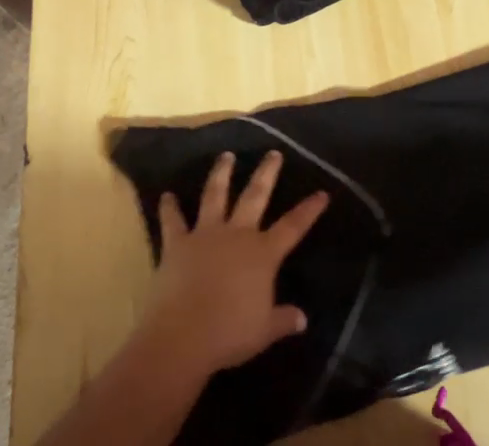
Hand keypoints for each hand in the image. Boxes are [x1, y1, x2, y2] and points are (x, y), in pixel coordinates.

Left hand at [135, 150, 329, 376]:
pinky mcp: (177, 244)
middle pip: (255, 196)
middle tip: (273, 153)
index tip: (322, 193)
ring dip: (221, 174)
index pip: (293, 226)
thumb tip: (302, 318)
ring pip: (215, 196)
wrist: (182, 335)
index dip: (309, 210)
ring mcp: (205, 235)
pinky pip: (173, 221)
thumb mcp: (265, 331)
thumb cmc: (230, 333)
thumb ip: (284, 319)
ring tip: (226, 155)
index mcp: (263, 254)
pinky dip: (169, 208)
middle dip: (266, 173)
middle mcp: (237, 235)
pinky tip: (166, 195)